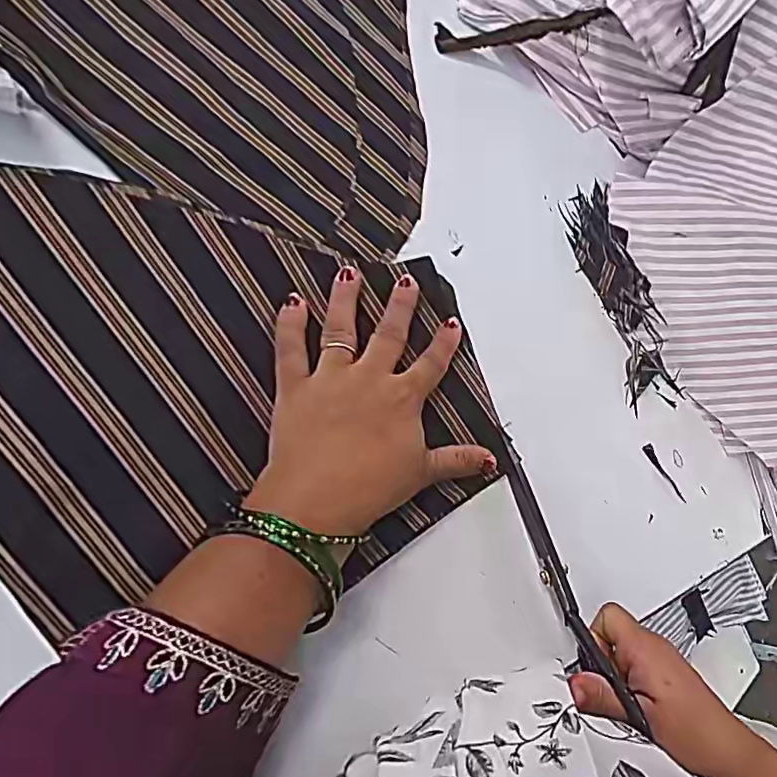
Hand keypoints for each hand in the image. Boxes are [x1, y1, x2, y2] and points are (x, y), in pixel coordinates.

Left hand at [245, 267, 495, 536]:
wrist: (316, 500)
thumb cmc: (368, 486)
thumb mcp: (422, 472)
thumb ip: (456, 460)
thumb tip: (486, 460)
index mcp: (402, 399)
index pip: (431, 363)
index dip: (444, 343)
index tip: (451, 323)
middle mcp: (369, 380)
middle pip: (390, 335)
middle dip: (401, 306)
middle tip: (406, 282)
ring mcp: (331, 380)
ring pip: (341, 329)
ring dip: (346, 300)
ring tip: (350, 275)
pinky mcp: (296, 388)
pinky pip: (292, 348)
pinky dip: (290, 324)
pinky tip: (293, 303)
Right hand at [569, 604, 776, 776]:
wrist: (729, 752)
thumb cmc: (699, 735)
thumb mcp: (641, 720)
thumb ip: (604, 698)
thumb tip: (575, 683)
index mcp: (647, 648)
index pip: (606, 617)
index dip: (590, 641)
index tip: (587, 672)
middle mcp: (655, 648)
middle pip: (609, 635)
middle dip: (599, 665)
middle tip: (608, 695)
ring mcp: (660, 661)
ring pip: (619, 654)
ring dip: (613, 680)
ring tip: (626, 708)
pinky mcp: (664, 676)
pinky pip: (633, 669)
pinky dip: (627, 688)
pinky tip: (636, 713)